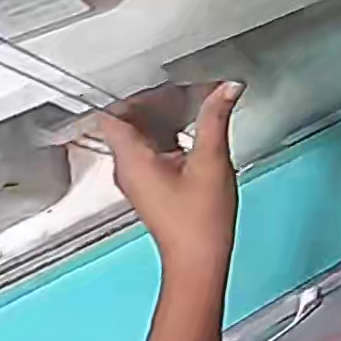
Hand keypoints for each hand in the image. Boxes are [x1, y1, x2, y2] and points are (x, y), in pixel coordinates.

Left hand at [97, 81, 244, 281]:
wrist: (200, 258)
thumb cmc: (199, 220)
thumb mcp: (212, 160)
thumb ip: (216, 118)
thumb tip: (227, 88)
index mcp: (132, 160)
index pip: (114, 114)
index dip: (135, 93)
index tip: (160, 81)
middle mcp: (129, 168)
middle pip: (130, 121)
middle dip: (159, 100)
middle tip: (189, 88)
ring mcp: (141, 177)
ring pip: (144, 134)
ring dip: (167, 115)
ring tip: (197, 102)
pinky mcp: (155, 183)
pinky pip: (156, 147)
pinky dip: (173, 131)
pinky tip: (197, 128)